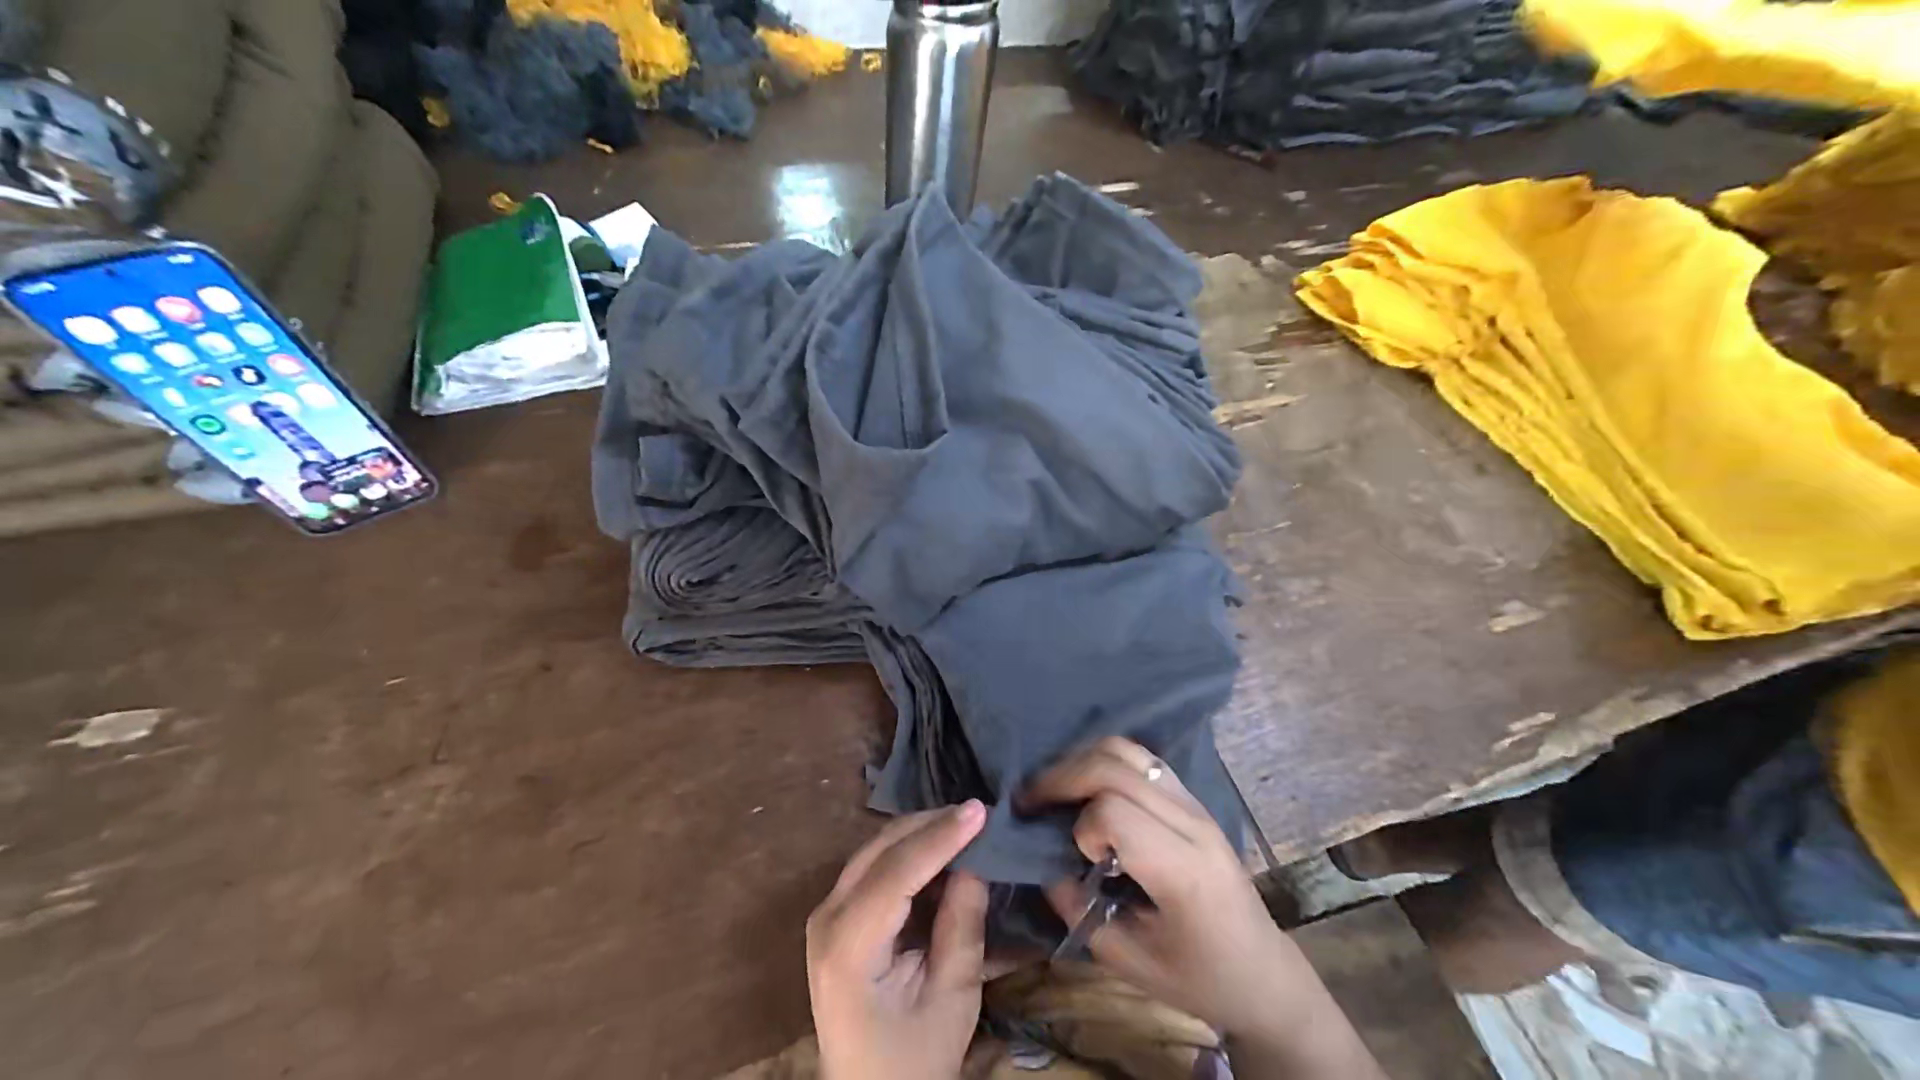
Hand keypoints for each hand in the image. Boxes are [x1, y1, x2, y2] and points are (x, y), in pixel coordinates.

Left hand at [806, 801, 988, 1079]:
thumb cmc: (913, 1058)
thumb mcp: (951, 999)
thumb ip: (962, 926)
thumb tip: (976, 862)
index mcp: (848, 947)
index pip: (896, 872)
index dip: (940, 837)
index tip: (980, 810)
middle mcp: (827, 918)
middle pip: (880, 850)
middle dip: (931, 825)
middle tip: (979, 813)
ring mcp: (826, 913)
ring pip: (875, 850)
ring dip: (920, 833)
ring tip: (965, 824)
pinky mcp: (836, 914)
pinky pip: (874, 866)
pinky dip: (909, 851)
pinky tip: (941, 848)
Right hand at [1023, 739, 1383, 1078]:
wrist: (1263, 972)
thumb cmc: (1198, 977)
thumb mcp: (1128, 960)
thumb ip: (1077, 909)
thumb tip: (1043, 863)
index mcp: (1182, 869)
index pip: (1114, 810)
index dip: (1083, 827)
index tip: (1080, 857)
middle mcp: (1192, 823)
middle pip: (1115, 765)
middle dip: (1062, 777)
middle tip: (1030, 801)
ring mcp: (1196, 804)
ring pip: (1128, 750)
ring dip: (1081, 761)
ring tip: (1054, 788)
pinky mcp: (1193, 799)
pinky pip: (1142, 759)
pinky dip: (1105, 761)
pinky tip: (1087, 787)